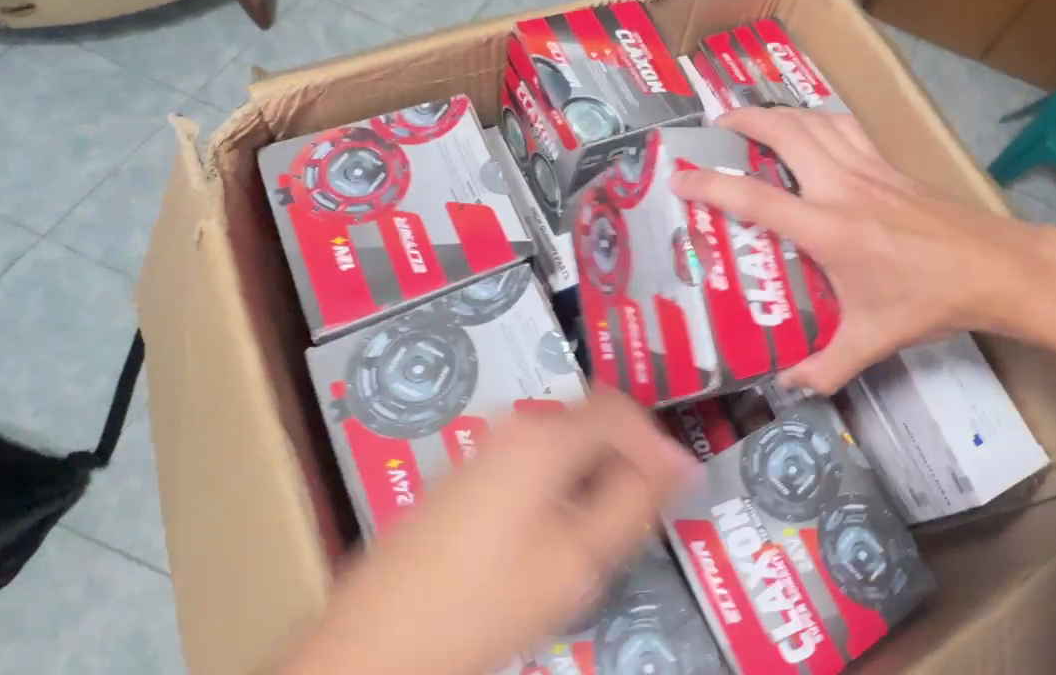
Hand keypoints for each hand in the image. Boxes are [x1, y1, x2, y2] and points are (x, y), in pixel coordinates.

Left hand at [283, 392, 697, 674]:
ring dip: (594, 478)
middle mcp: (512, 429)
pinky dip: (560, 489)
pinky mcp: (463, 481)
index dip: (658, 442)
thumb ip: (633, 504)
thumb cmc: (485, 601)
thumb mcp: (577, 560)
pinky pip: (531, 466)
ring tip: (605, 533)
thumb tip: (678, 465)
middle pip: (589, 424)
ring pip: (561, 448)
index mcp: (543, 437)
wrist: (374, 645)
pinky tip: (557, 540)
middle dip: (626, 461)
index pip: (621, 411)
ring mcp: (481, 453)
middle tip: (646, 512)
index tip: (681, 483)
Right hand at [670, 107, 1055, 394]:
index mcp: (828, 229)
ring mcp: (869, 170)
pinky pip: (846, 128)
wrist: (994, 268)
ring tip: (755, 118)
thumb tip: (787, 386)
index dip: (711, 184)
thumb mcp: (872, 339)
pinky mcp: (890, 166)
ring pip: (816, 121)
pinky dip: (820, 119)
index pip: (756, 198)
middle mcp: (842, 187)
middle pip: (785, 133)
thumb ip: (825, 366)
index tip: (679, 176)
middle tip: (714, 123)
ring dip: (781, 112)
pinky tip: (813, 129)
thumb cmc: (929, 300)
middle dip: (744, 119)